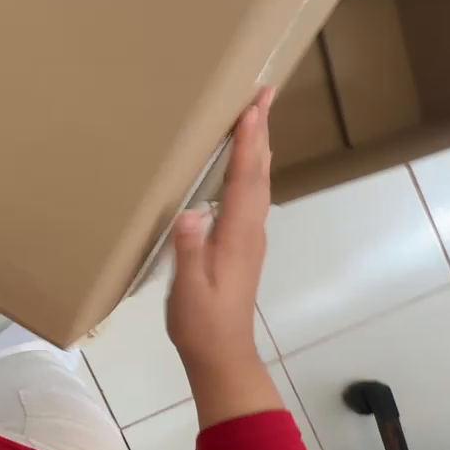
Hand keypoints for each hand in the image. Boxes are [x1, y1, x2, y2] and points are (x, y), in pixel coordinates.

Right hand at [166, 88, 283, 427]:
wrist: (222, 352)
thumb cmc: (201, 322)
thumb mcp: (188, 290)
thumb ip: (189, 251)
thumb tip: (190, 211)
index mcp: (236, 237)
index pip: (244, 180)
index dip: (247, 143)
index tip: (250, 107)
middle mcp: (250, 231)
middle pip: (259, 174)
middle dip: (260, 134)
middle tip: (262, 96)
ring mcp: (248, 238)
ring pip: (257, 184)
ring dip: (257, 150)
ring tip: (255, 122)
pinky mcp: (241, 246)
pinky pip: (249, 197)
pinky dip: (249, 173)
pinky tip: (241, 170)